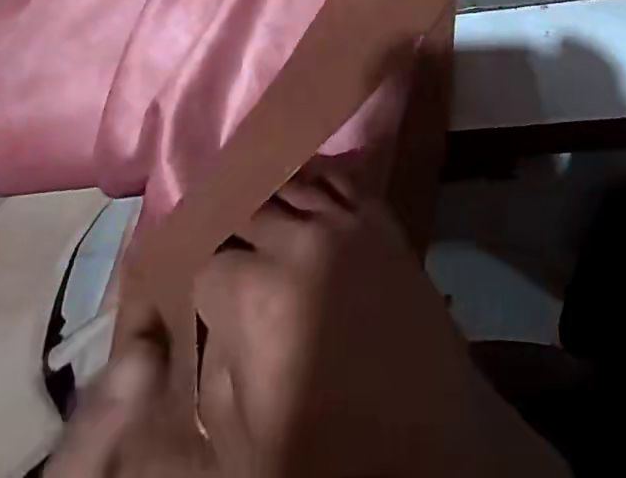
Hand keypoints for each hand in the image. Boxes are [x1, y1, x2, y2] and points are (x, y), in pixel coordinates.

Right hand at [194, 158, 566, 475]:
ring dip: (269, 200)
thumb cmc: (327, 444)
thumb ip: (213, 361)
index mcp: (255, 294)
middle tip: (224, 255)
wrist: (425, 435)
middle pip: (246, 209)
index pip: (205, 261)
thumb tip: (216, 316)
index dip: (200, 282)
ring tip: (256, 219)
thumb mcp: (239, 429)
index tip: (202, 296)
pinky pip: (341, 182)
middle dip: (230, 231)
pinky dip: (316, 183)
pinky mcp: (383, 222)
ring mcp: (347, 224)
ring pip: (292, 185)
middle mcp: (300, 243)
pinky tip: (304, 196)